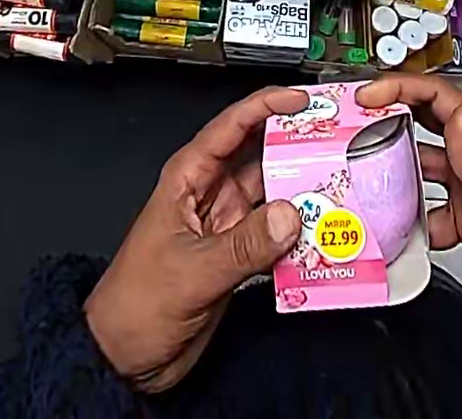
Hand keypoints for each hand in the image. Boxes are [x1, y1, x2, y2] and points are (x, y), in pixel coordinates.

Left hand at [85, 85, 308, 392]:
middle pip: (260, 150)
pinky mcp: (241, 248)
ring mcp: (229, 218)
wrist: (123, 361)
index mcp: (190, 176)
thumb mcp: (191, 271)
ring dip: (302, 184)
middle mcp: (213, 189)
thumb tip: (290, 213)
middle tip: (334, 133)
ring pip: (273, 187)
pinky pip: (277, 226)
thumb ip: (243, 245)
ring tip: (338, 177)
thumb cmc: (135, 306)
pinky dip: (300, 224)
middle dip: (295, 139)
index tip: (302, 100)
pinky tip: (323, 224)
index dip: (267, 105)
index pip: (233, 126)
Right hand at [358, 73, 461, 357]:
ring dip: (397, 173)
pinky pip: (434, 213)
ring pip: (427, 171)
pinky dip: (414, 221)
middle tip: (354, 126)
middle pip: (430, 127)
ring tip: (363, 178)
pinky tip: (399, 234)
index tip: (371, 94)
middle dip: (392, 119)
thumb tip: (458, 120)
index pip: (447, 102)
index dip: (406, 89)